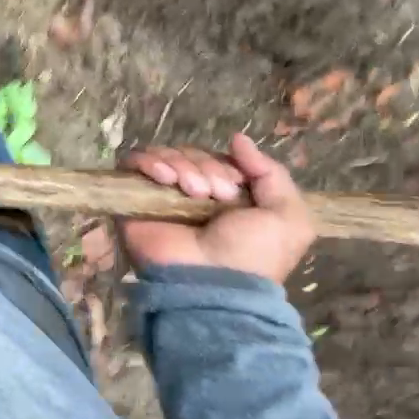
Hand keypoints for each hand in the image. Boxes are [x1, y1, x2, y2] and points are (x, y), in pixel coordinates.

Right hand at [119, 133, 314, 283]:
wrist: (210, 280)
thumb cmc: (251, 253)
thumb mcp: (288, 219)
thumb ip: (272, 174)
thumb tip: (238, 137)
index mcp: (224, 194)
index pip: (214, 158)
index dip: (223, 164)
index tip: (230, 188)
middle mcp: (189, 190)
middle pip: (188, 153)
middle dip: (202, 166)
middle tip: (210, 194)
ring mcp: (158, 192)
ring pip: (162, 153)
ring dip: (179, 164)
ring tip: (189, 190)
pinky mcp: (131, 195)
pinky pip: (132, 161)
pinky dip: (148, 162)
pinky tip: (163, 178)